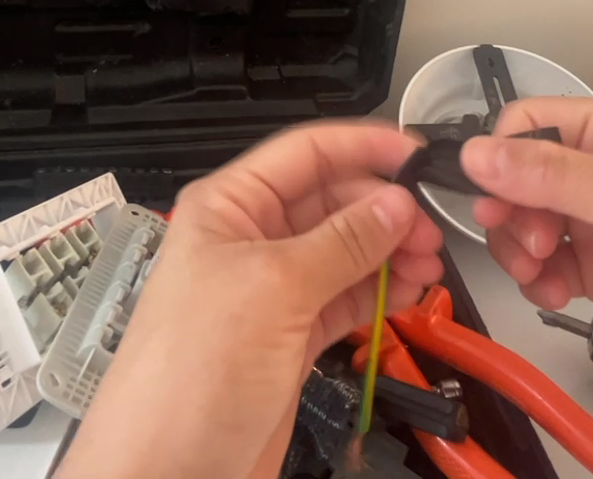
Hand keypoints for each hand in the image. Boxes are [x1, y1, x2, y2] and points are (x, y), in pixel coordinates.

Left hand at [57, 121, 442, 478]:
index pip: (304, 153)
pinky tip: (410, 289)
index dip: (361, 147)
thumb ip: (341, 243)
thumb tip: (394, 204)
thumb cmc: (191, 373)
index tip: (413, 153)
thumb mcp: (273, 290)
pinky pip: (344, 296)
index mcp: (229, 206)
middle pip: (329, 201)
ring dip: (387, 251)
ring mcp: (272, 288)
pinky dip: (378, 291)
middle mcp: (250, 239)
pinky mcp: (290, 334)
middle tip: (427, 225)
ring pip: (343, 250)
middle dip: (380, 208)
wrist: (165, 476)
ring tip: (427, 261)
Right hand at [464, 97, 592, 478]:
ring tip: (539, 273)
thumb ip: (550, 176)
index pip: (534, 122)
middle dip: (511, 206)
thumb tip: (471, 152)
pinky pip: (543, 262)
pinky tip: (553, 295)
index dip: (503, 152)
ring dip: (519, 245)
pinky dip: (536, 276)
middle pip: (521, 173)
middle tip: (522, 241)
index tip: (490, 195)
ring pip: (524, 219)